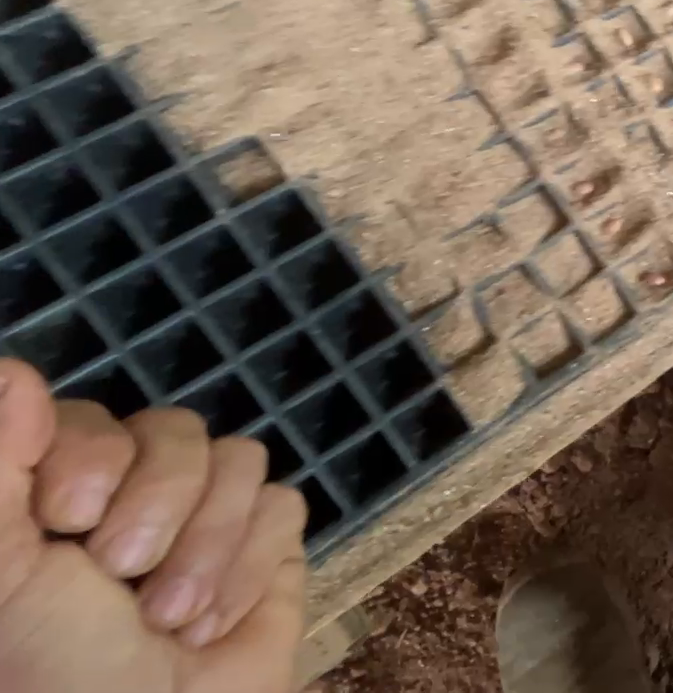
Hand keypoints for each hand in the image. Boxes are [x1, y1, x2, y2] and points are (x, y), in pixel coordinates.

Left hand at [0, 359, 307, 692]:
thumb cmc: (47, 669)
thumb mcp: (1, 576)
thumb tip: (8, 370)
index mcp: (47, 505)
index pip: (86, 417)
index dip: (88, 455)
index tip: (63, 521)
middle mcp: (125, 500)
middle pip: (177, 429)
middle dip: (159, 505)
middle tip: (122, 572)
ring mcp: (207, 515)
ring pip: (241, 461)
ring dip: (207, 547)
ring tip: (173, 617)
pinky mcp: (271, 537)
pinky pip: (283, 506)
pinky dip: (248, 566)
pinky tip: (214, 619)